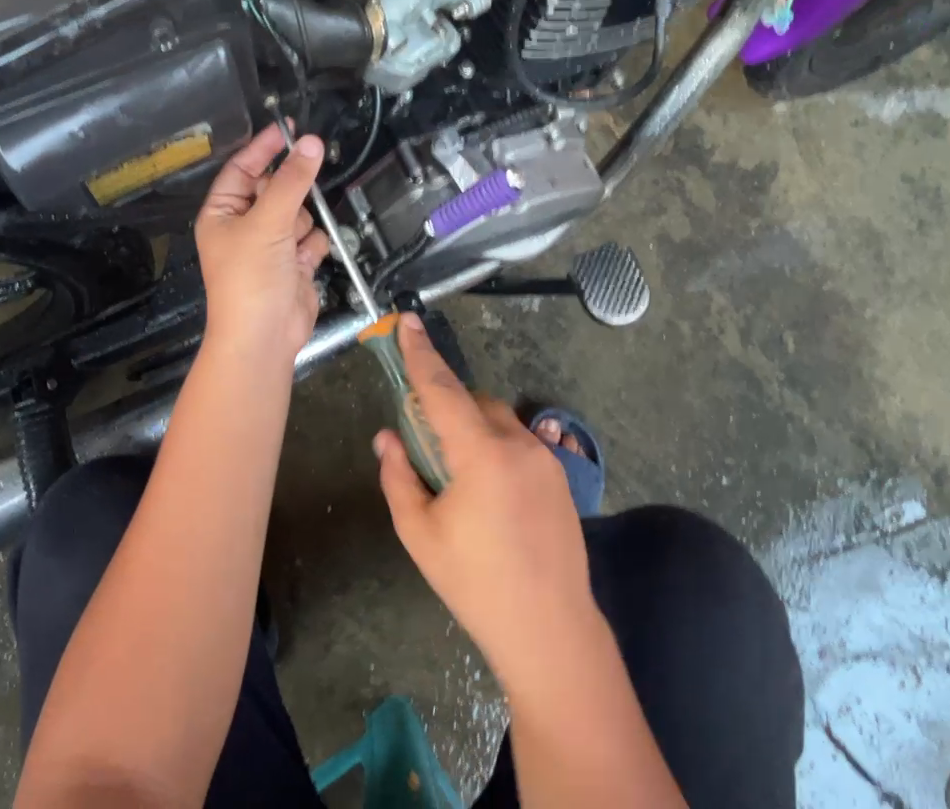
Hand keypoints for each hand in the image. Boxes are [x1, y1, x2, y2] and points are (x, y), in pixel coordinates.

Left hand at [195, 125, 330, 358]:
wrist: (264, 336)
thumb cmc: (250, 277)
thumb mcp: (268, 221)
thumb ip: (292, 181)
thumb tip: (312, 143)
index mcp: (221, 213)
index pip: (242, 169)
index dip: (264, 149)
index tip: (290, 129)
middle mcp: (243, 227)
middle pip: (275, 189)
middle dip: (289, 195)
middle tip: (301, 189)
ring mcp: (269, 247)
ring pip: (298, 214)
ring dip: (301, 226)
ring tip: (291, 245)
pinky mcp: (293, 265)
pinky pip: (311, 240)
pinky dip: (311, 249)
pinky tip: (303, 264)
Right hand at [375, 315, 595, 678]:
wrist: (549, 628)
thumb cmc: (474, 583)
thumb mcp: (419, 533)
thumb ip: (398, 476)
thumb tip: (388, 438)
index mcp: (481, 455)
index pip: (443, 390)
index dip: (420, 354)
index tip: (406, 322)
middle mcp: (519, 445)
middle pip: (473, 402)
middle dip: (446, 408)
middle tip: (424, 446)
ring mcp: (547, 460)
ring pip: (499, 422)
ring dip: (473, 429)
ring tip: (457, 478)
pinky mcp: (561, 478)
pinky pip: (520, 444)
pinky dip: (496, 449)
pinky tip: (489, 495)